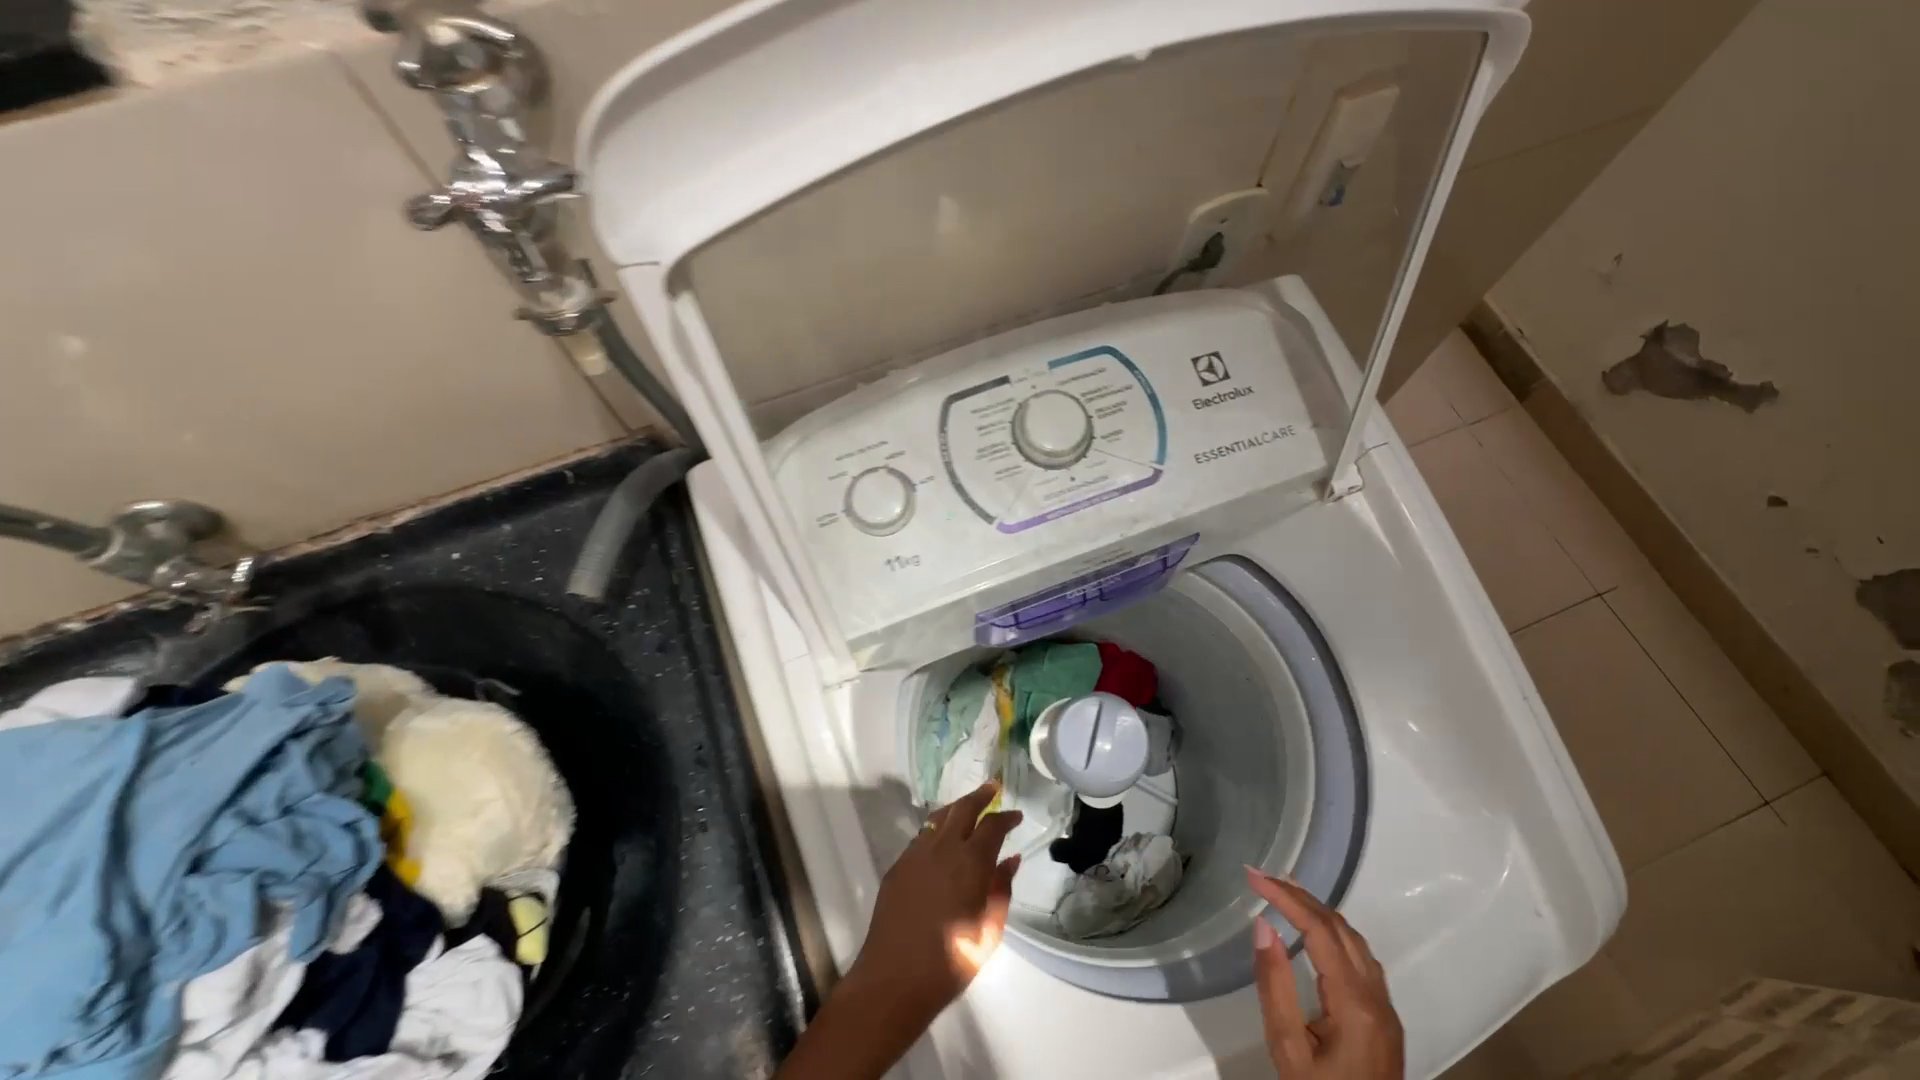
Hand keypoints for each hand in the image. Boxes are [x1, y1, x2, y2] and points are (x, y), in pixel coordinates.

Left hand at [844, 782, 1023, 1019]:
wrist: (895, 978)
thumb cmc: (952, 960)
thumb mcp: (990, 930)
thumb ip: (1001, 890)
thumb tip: (1010, 860)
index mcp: (970, 862)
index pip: (992, 825)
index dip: (1006, 817)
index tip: (1016, 816)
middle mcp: (942, 848)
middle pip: (962, 809)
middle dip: (980, 796)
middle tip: (993, 786)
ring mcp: (915, 855)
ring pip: (938, 819)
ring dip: (956, 809)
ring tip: (968, 808)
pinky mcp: (897, 867)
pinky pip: (921, 837)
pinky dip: (936, 830)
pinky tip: (942, 840)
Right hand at [1246, 867, 1404, 1078]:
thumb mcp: (1288, 1050)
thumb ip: (1275, 987)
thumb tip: (1264, 927)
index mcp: (1355, 1003)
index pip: (1320, 931)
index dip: (1287, 898)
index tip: (1253, 877)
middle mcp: (1377, 997)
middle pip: (1341, 929)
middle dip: (1301, 897)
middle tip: (1263, 877)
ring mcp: (1386, 1008)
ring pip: (1355, 942)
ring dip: (1320, 912)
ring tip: (1285, 893)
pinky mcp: (1384, 1020)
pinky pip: (1362, 960)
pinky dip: (1335, 934)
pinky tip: (1315, 934)